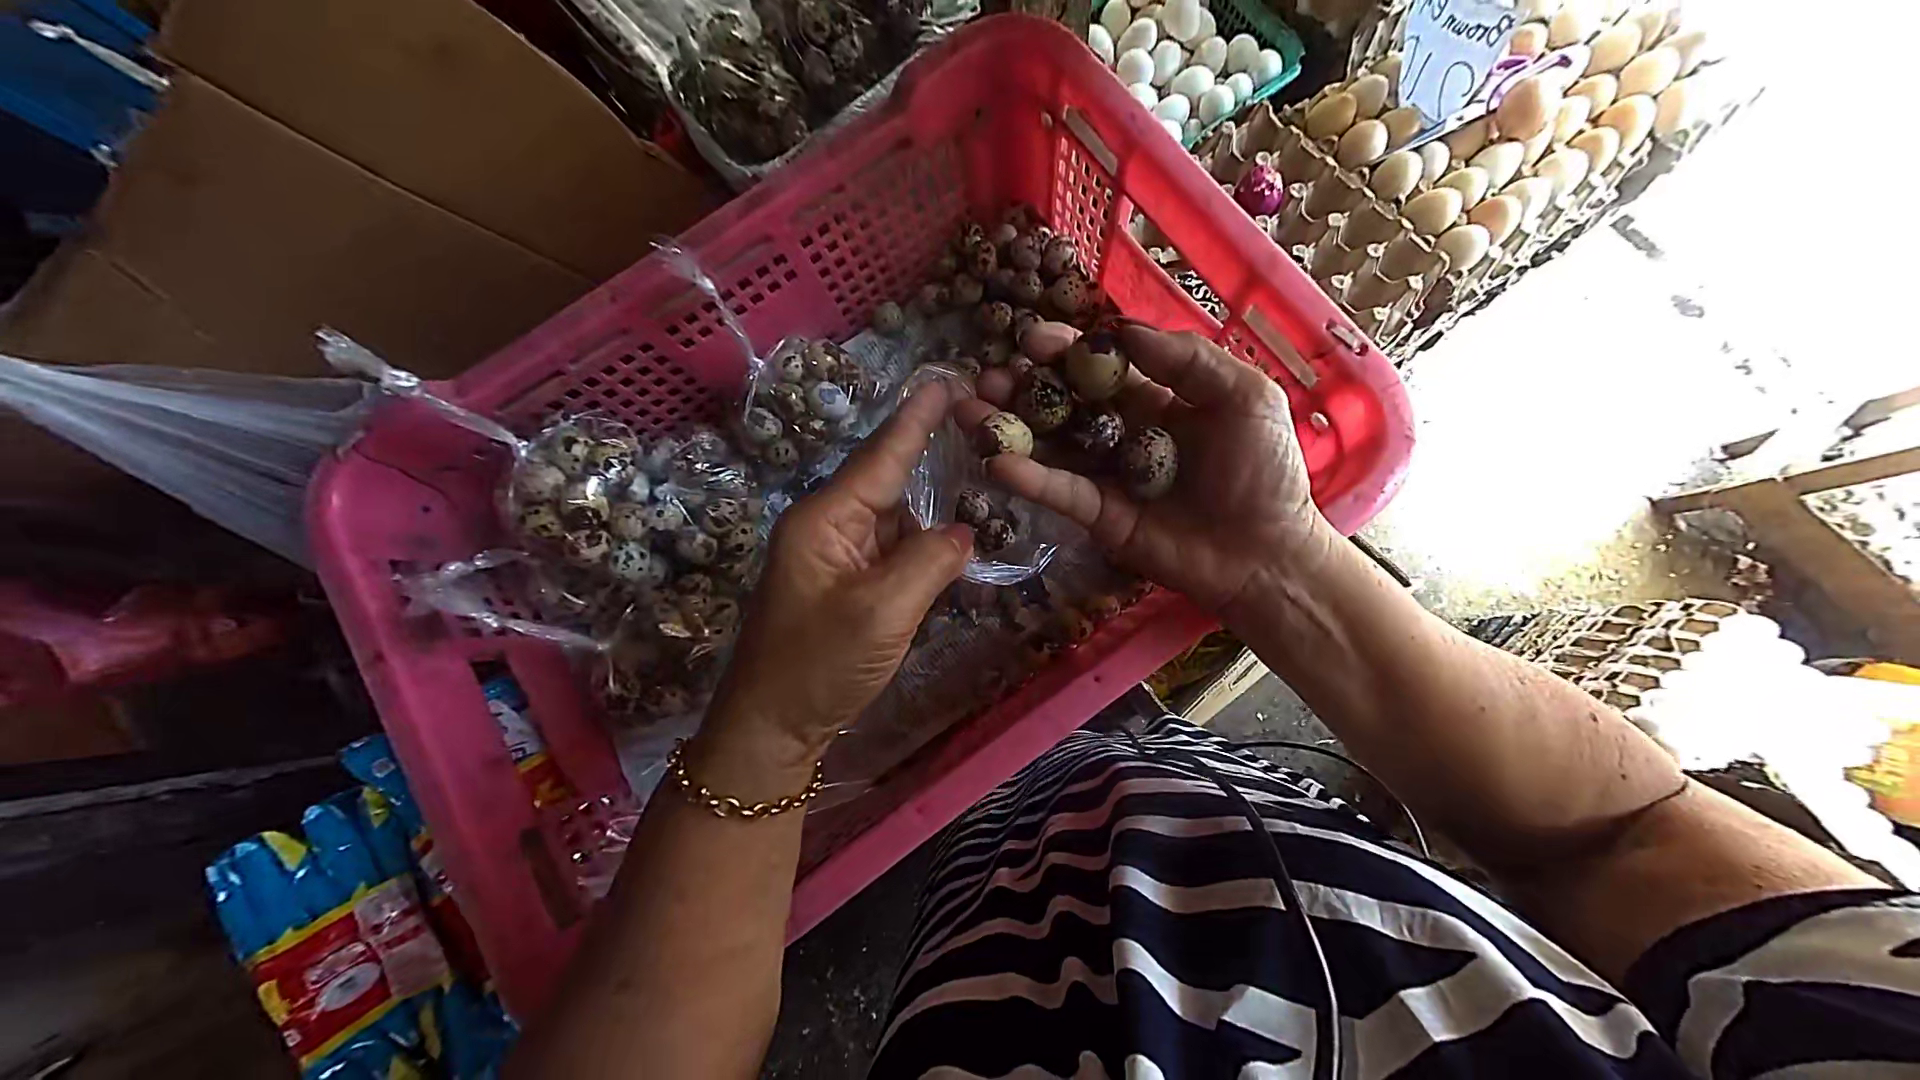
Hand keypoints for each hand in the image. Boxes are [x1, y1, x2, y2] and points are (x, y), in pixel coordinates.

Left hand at [695, 383, 972, 794]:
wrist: (770, 729)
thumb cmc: (818, 667)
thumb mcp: (882, 612)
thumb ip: (929, 561)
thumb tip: (963, 532)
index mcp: (825, 519)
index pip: (880, 457)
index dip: (917, 419)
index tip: (945, 380)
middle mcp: (829, 528)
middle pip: (889, 484)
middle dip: (931, 460)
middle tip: (980, 432)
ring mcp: (837, 559)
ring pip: (896, 521)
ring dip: (932, 513)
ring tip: (980, 488)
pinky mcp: (847, 587)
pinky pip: (893, 554)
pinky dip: (924, 550)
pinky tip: (955, 547)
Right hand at [958, 321, 1331, 616]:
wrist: (1265, 552)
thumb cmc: (1263, 469)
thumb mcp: (1243, 396)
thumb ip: (1187, 360)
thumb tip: (1121, 332)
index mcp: (1156, 399)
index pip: (1100, 368)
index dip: (1065, 351)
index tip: (1030, 338)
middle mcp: (1122, 433)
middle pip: (1063, 404)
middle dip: (1023, 388)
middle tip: (986, 377)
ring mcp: (1105, 475)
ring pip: (1050, 446)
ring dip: (1008, 429)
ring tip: (968, 412)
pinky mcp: (1096, 515)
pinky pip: (1059, 492)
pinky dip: (1029, 478)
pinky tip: (997, 462)